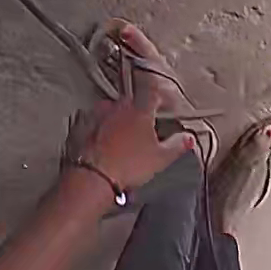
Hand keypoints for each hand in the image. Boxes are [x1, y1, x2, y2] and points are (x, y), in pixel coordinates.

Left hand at [59, 52, 193, 202]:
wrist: (93, 176)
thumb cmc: (129, 166)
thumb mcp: (160, 158)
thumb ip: (177, 145)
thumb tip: (189, 137)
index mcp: (140, 110)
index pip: (153, 93)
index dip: (160, 97)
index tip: (164, 104)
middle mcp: (118, 106)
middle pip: (131, 101)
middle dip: (138, 110)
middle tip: (144, 125)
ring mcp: (98, 113)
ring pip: (112, 110)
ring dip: (118, 117)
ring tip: (122, 135)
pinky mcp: (81, 124)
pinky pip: (93, 120)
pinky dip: (99, 126)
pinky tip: (101, 139)